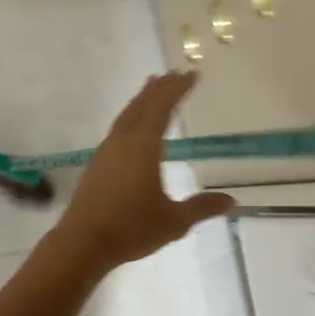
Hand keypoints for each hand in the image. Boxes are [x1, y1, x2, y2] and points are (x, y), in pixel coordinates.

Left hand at [48, 71, 235, 271]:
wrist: (83, 241)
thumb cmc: (131, 229)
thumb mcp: (173, 222)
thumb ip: (201, 207)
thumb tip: (231, 201)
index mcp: (143, 147)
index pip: (162, 109)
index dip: (177, 90)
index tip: (191, 75)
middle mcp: (123, 141)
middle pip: (142, 105)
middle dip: (160, 88)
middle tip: (175, 73)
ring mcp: (107, 150)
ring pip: (127, 114)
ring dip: (142, 98)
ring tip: (153, 86)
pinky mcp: (98, 161)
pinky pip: (118, 126)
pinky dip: (131, 114)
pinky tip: (134, 124)